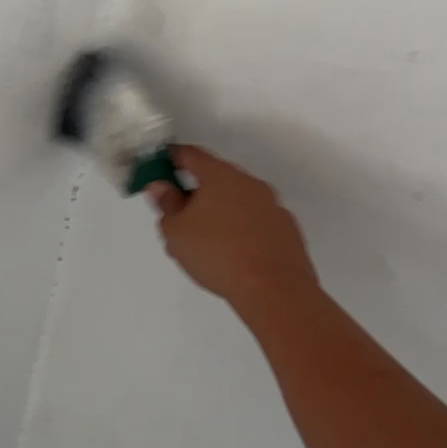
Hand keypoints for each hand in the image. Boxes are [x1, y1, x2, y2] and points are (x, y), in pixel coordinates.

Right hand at [148, 145, 319, 308]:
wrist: (276, 293)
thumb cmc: (216, 253)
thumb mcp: (174, 230)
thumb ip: (166, 204)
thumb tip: (163, 188)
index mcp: (220, 176)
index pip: (189, 154)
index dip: (169, 159)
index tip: (157, 172)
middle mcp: (250, 184)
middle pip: (216, 177)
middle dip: (196, 191)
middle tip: (179, 214)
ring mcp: (274, 207)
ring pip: (238, 201)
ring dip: (219, 211)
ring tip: (205, 242)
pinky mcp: (289, 232)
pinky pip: (256, 221)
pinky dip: (241, 229)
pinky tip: (231, 254)